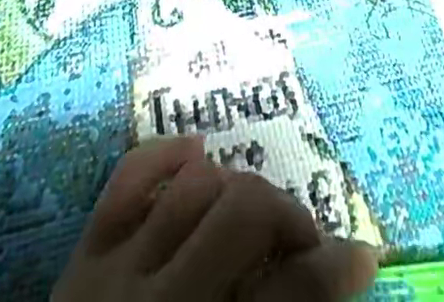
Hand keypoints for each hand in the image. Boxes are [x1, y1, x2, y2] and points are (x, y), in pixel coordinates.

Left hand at [53, 136, 377, 301]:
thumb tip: (335, 279)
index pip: (295, 292)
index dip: (339, 267)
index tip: (362, 256)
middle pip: (246, 211)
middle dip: (286, 216)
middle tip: (297, 242)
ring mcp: (116, 273)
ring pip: (197, 185)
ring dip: (234, 192)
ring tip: (244, 218)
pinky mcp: (82, 254)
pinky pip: (130, 175)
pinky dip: (168, 155)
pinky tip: (196, 156)